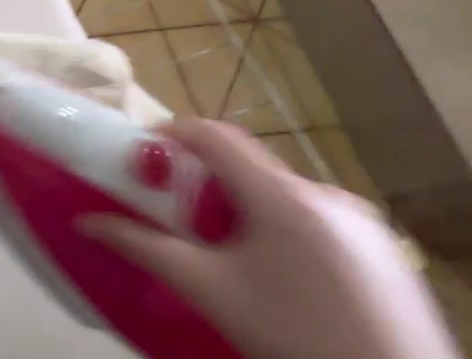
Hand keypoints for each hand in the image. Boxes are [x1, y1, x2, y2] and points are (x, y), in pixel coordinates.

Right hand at [82, 119, 459, 358]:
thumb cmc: (294, 340)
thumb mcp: (209, 292)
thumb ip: (145, 248)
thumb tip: (86, 221)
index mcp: (282, 195)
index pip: (211, 133)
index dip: (169, 134)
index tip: (143, 161)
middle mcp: (326, 194)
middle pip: (246, 164)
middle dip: (204, 181)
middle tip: (177, 216)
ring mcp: (363, 223)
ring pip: (282, 193)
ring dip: (245, 207)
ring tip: (227, 254)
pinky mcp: (385, 251)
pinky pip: (318, 218)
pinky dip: (284, 229)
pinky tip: (281, 277)